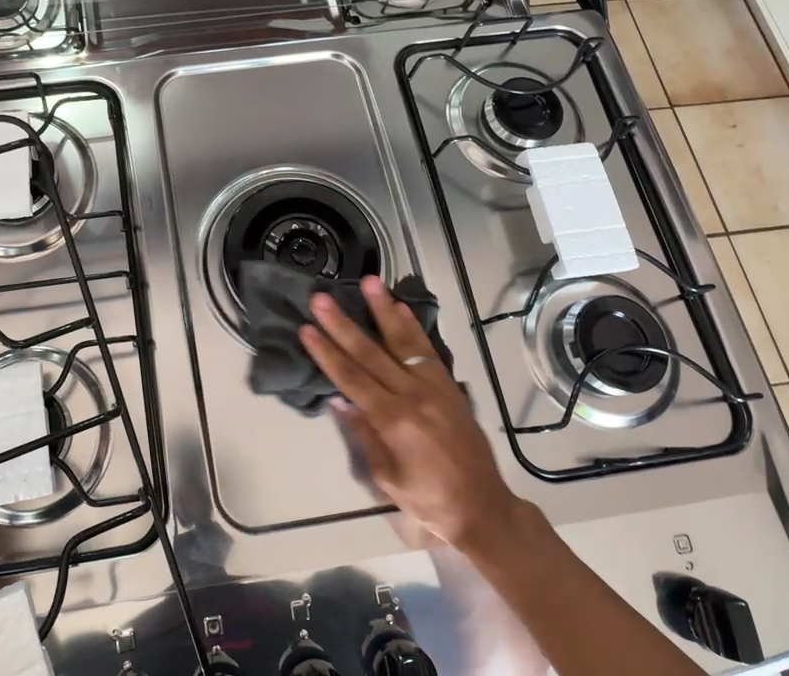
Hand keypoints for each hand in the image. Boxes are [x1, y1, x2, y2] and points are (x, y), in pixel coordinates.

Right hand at [299, 277, 519, 550]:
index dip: (326, 353)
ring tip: (369, 282)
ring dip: (383, 310)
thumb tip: (340, 400)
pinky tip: (401, 308)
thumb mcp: (386, 477)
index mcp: (394, 421)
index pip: (351, 378)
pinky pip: (428, 351)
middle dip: (342, 325)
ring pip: (403, 342)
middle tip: (321, 298)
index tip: (307, 328)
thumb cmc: (428, 500)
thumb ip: (364, 435)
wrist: (482, 507)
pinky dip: (413, 327)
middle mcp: (414, 396)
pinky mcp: (450, 386)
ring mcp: (435, 388)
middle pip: (371, 353)